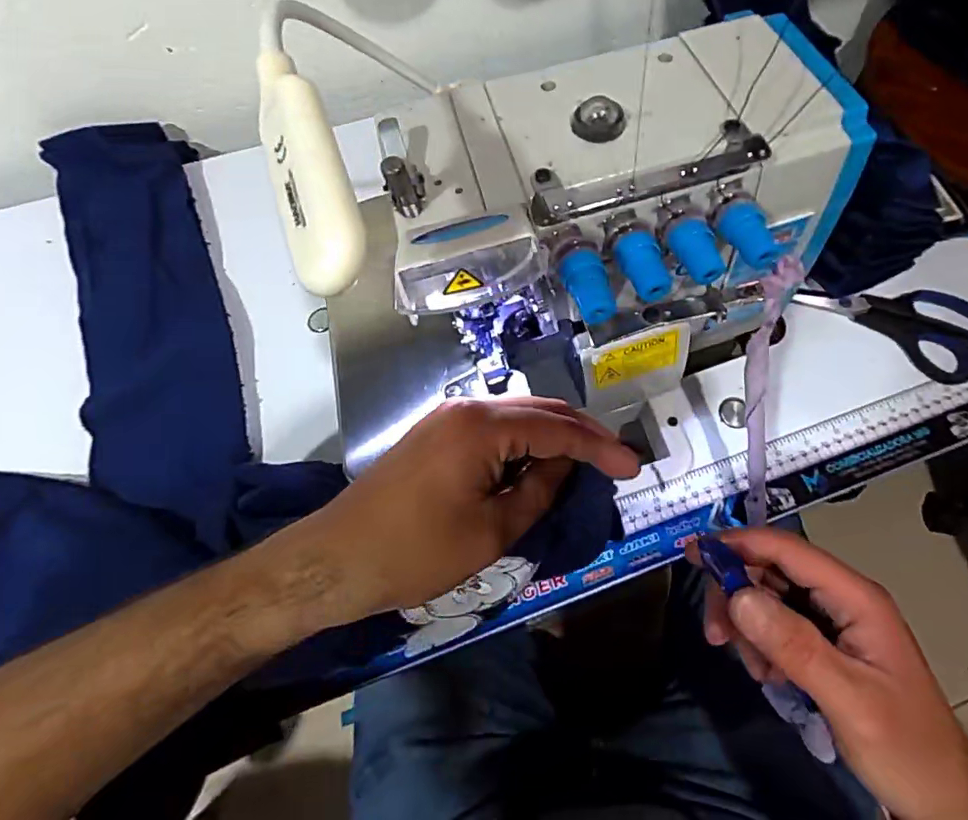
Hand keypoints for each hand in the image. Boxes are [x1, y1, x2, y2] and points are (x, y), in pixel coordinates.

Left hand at [274, 397, 638, 628]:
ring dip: (554, 436)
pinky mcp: (436, 433)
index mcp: (482, 427)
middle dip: (582, 434)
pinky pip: (494, 428)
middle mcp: (466, 408)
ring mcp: (447, 417)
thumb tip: (563, 467)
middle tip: (616, 460)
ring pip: (517, 416)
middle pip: (540, 410)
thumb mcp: (490, 532)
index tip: (633, 466)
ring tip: (587, 462)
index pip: (558, 429)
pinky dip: (524, 442)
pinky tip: (540, 462)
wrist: (334, 559)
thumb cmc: (414, 552)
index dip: (600, 447)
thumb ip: (537, 492)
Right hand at [690, 528, 967, 819]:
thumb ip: (794, 644)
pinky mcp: (830, 646)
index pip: (789, 550)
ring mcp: (838, 622)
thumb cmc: (905, 749)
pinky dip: (764, 644)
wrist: (942, 804)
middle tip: (716, 634)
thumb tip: (738, 594)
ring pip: (774, 598)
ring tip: (754, 669)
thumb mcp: (848, 699)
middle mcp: (845, 599)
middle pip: (775, 571)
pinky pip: (782, 626)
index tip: (694, 552)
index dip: (740, 544)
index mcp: (857, 597)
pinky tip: (768, 675)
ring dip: (750, 625)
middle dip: (738, 594)